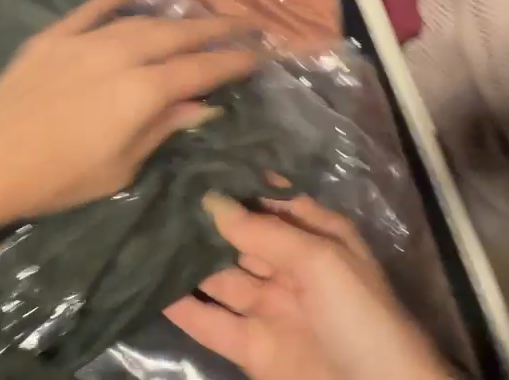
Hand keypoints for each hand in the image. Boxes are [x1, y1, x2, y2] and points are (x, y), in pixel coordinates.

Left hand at [0, 0, 260, 229]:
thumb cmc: (57, 179)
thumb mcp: (120, 167)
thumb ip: (163, 128)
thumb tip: (201, 104)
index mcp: (141, 90)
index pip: (200, 69)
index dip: (233, 61)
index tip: (260, 53)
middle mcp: (120, 54)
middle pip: (178, 34)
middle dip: (216, 27)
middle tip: (246, 21)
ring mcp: (85, 39)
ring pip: (141, 20)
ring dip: (173, 17)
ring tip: (196, 17)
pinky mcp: (54, 36)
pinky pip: (92, 10)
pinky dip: (115, 2)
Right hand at [165, 193, 453, 379]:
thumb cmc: (362, 317)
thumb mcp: (321, 261)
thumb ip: (265, 232)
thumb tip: (212, 199)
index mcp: (317, 235)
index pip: (271, 198)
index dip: (237, 181)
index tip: (194, 159)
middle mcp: (291, 265)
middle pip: (241, 236)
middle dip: (205, 217)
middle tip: (158, 191)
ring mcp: (271, 307)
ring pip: (222, 276)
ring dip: (188, 258)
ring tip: (146, 231)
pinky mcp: (255, 348)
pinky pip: (213, 323)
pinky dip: (184, 307)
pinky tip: (151, 286)